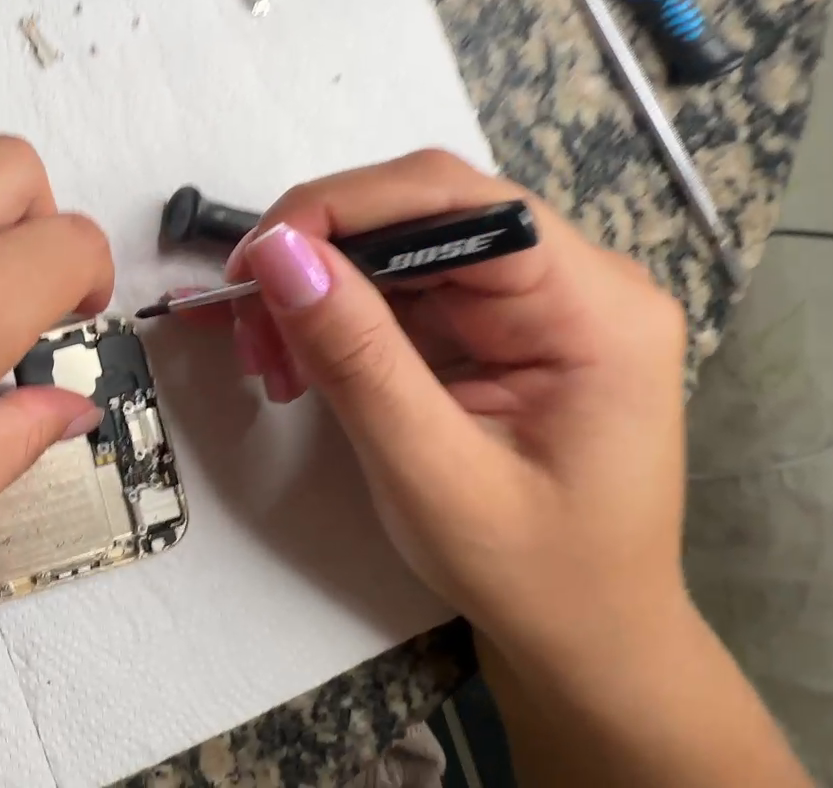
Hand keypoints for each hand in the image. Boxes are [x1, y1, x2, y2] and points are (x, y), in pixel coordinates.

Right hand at [221, 150, 690, 671]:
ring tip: (265, 362)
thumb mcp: (428, 469)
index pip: (451, 199)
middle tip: (244, 329)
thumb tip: (274, 250)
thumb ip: (355, 353)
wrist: (578, 633)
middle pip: (409, 212)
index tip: (250, 269)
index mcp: (589, 306)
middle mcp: (566, 279)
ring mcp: (522, 298)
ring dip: (305, 292)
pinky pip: (383, 286)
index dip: (337, 210)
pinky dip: (319, 314)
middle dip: (309, 259)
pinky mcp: (482, 321)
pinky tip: (282, 355)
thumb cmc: (528, 570)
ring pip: (383, 246)